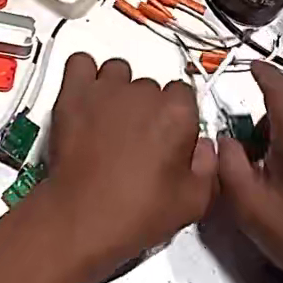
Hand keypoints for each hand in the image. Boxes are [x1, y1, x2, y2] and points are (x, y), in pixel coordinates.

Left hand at [41, 54, 217, 270]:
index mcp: (177, 112)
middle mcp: (143, 93)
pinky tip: (87, 96)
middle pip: (151, 86)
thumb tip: (206, 149)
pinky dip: (84, 75)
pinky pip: (80, 63)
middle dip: (147, 108)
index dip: (176, 119)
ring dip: (117, 89)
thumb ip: (209, 167)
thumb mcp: (193, 202)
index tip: (168, 140)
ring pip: (118, 72)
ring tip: (110, 120)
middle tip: (137, 141)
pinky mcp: (73, 95)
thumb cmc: (135, 212)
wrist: (82, 218)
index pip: (184, 95)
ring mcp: (106, 90)